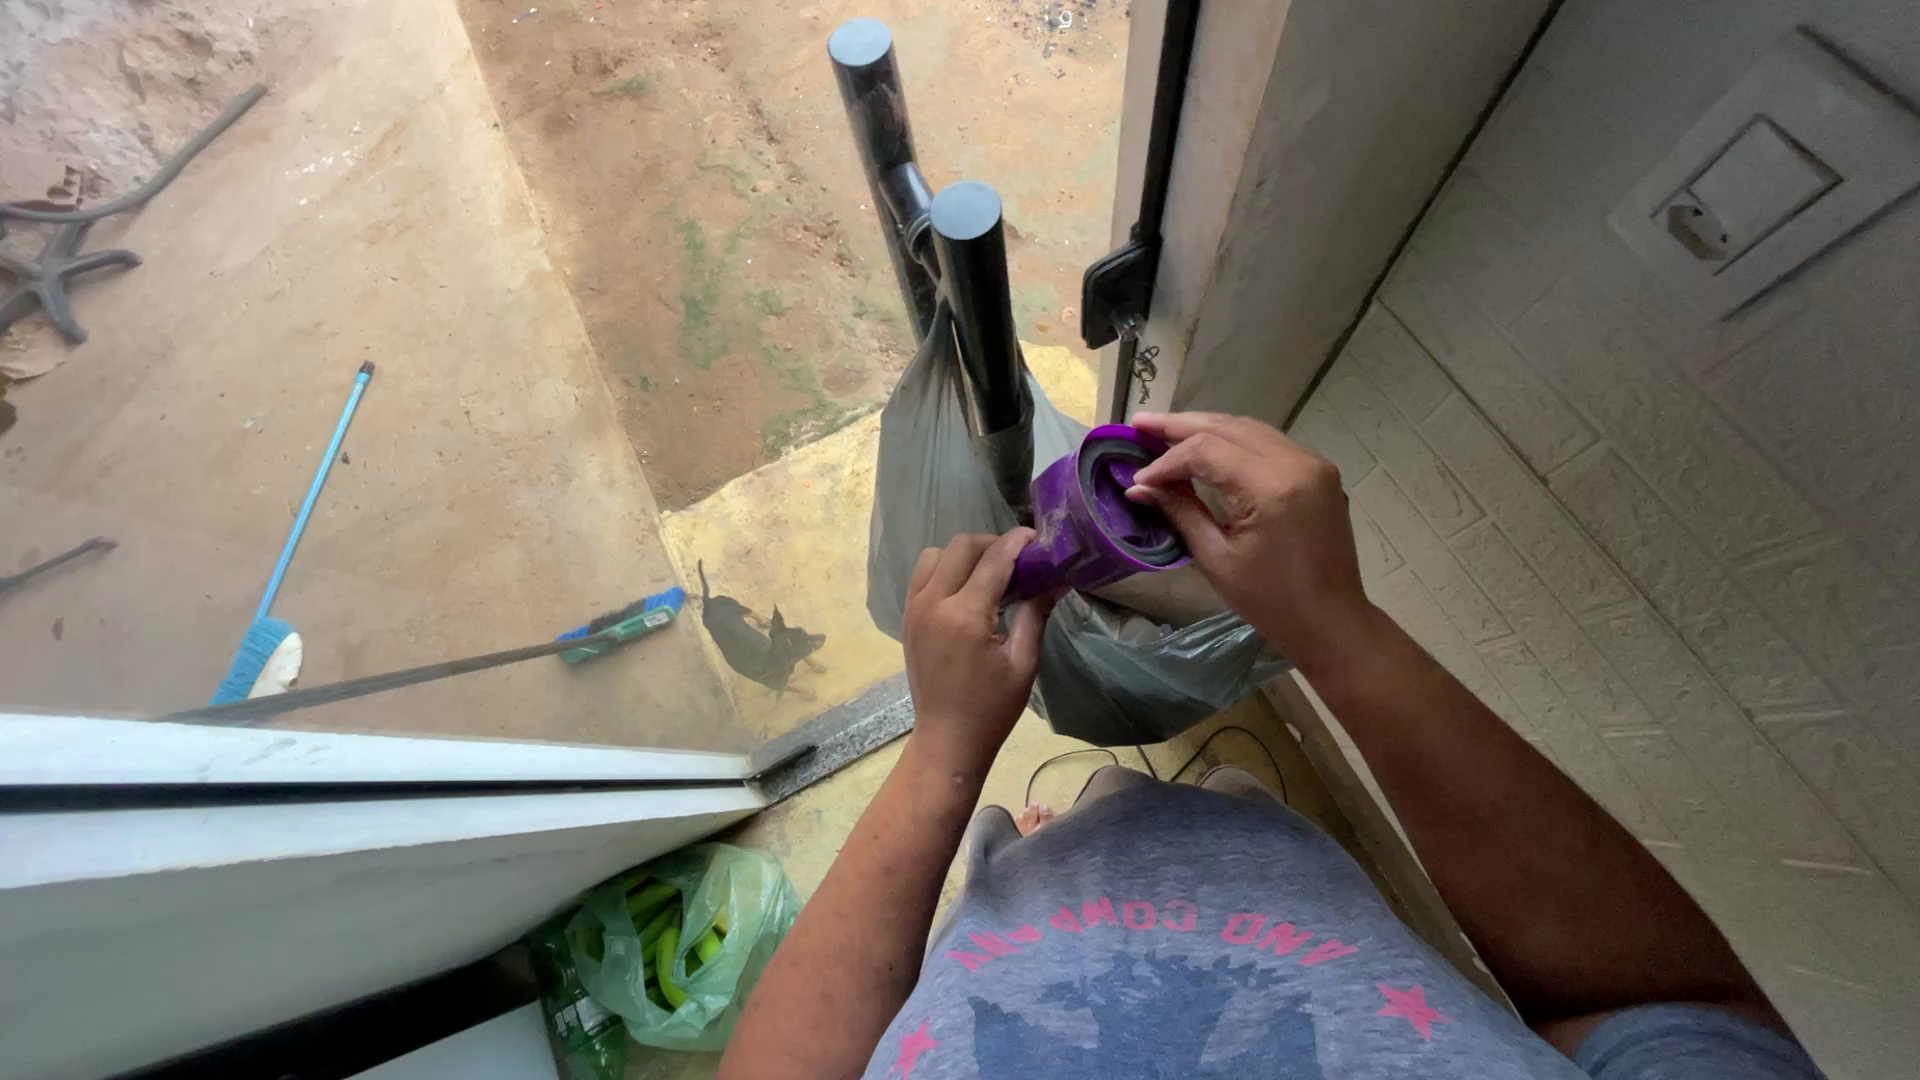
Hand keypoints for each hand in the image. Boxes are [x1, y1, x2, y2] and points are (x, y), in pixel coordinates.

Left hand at [903, 529, 1057, 771]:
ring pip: (937, 554)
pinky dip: (945, 569)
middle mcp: (934, 604)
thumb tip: (1059, 578)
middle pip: (962, 546)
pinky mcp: (907, 617)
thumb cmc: (992, 708)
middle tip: (1017, 559)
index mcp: (966, 616)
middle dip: (993, 543)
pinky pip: (923, 574)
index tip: (1038, 538)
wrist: (947, 739)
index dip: (1018, 541)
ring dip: (965, 554)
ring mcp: (915, 609)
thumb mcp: (1023, 662)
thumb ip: (1037, 613)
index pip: (994, 559)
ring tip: (990, 572)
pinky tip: (967, 588)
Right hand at [1125, 411, 1375, 667]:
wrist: (1331, 621)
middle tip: (1140, 424)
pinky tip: (1206, 446)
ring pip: (1249, 428)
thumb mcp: (1215, 557)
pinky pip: (1267, 442)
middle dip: (1180, 426)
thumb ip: (1180, 511)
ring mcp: (1313, 464)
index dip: (1167, 461)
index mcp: (1272, 488)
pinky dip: (1232, 440)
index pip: (1206, 452)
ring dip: (1206, 427)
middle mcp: (1297, 463)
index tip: (1138, 480)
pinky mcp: (1318, 472)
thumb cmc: (1269, 600)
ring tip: (1165, 429)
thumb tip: (1139, 488)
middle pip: (1228, 427)